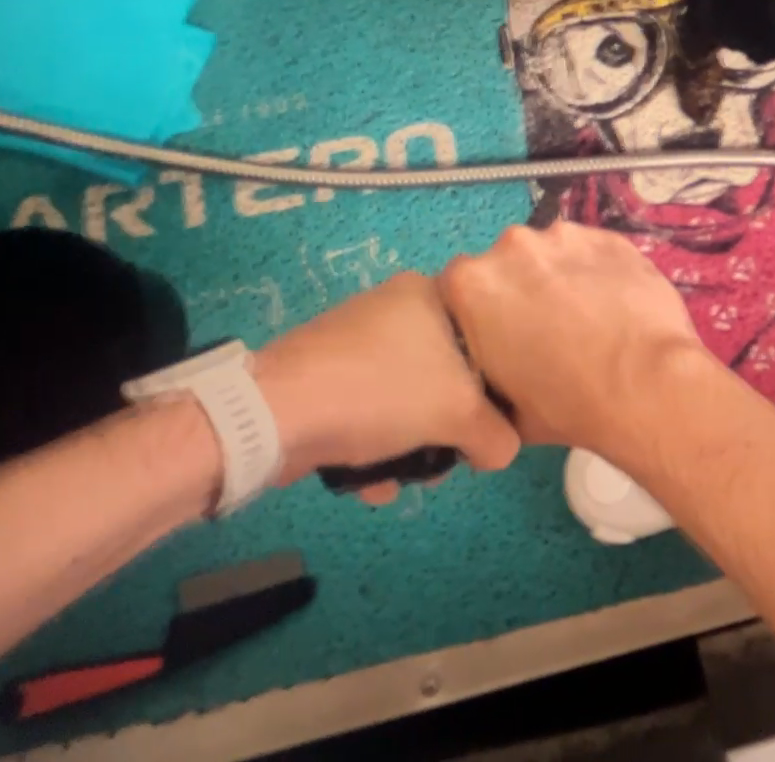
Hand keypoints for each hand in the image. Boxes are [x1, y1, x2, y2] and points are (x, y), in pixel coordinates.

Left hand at [252, 272, 520, 504]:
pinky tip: (373, 482)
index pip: (487, 335)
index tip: (494, 420)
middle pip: (448, 372)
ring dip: (413, 443)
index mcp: (430, 293)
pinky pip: (372, 408)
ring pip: (409, 396)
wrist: (275, 415)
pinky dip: (377, 444)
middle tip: (449, 456)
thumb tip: (500, 450)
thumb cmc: (383, 393)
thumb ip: (500, 435)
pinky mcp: (326, 375)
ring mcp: (356, 341)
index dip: (498, 382)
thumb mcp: (462, 414)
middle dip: (450, 424)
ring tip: (406, 477)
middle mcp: (394, 308)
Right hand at [439, 222, 707, 454]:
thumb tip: (494, 384)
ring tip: (590, 318)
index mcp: (470, 285)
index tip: (503, 338)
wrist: (645, 386)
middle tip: (549, 330)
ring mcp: (564, 236)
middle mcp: (510, 247)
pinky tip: (617, 306)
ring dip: (562, 279)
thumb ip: (486, 378)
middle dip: (522, 291)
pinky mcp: (610, 237)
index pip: (460, 293)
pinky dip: (600, 273)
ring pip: (553, 255)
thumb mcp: (505, 409)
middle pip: (508, 266)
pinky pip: (594, 254)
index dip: (482, 316)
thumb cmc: (567, 405)